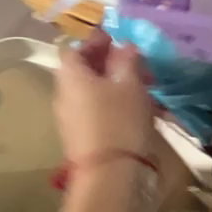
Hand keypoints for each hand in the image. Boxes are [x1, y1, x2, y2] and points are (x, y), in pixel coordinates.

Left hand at [53, 32, 153, 167]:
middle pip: (84, 69)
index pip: (76, 49)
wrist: (111, 174)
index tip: (119, 37)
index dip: (96, 40)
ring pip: (94, 90)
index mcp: (71, 77)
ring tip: (146, 84)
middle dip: (111, 61)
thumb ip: (126, 59)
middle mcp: (65, 95)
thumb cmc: (119, 119)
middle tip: (138, 60)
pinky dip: (117, 101)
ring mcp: (73, 118)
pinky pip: (99, 108)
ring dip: (117, 82)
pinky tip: (142, 106)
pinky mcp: (85, 135)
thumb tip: (124, 45)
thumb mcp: (129, 82)